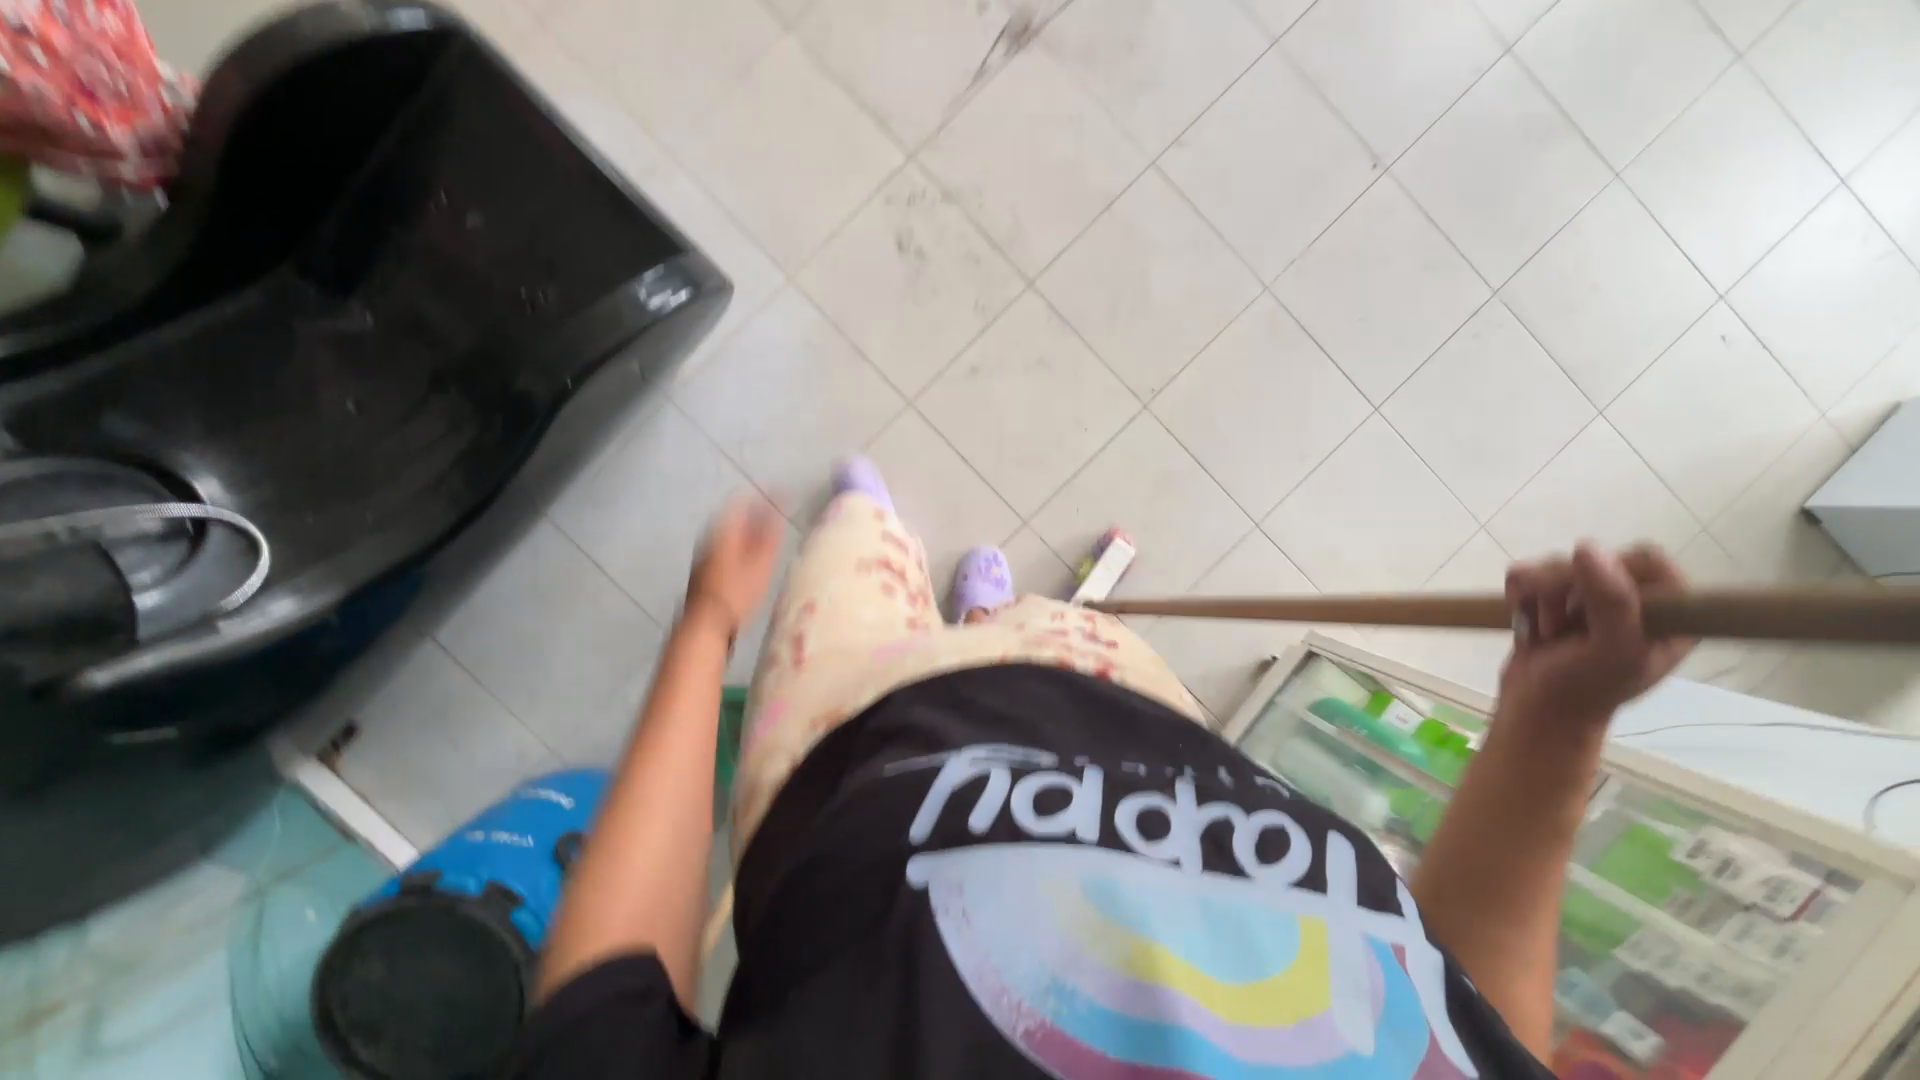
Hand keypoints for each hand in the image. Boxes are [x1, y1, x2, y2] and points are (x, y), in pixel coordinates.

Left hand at [686, 496, 782, 636]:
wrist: (705, 623)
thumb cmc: (737, 591)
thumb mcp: (761, 563)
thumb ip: (770, 534)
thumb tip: (779, 509)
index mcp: (724, 529)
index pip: (744, 501)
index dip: (764, 495)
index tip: (783, 495)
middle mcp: (711, 537)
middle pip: (735, 516)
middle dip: (756, 513)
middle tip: (777, 515)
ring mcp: (704, 554)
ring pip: (729, 533)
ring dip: (749, 531)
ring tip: (769, 536)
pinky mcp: (703, 571)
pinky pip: (725, 547)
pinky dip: (741, 546)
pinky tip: (752, 559)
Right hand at [1499, 543, 1695, 731]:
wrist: (1535, 712)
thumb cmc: (1583, 689)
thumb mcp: (1612, 650)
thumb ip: (1611, 600)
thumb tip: (1586, 547)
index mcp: (1670, 613)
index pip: (1646, 560)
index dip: (1612, 573)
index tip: (1589, 603)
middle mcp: (1633, 601)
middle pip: (1594, 560)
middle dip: (1565, 588)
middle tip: (1558, 624)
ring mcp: (1588, 601)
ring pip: (1556, 565)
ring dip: (1539, 595)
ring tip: (1543, 630)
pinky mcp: (1550, 602)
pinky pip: (1529, 575)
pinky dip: (1518, 592)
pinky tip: (1522, 616)